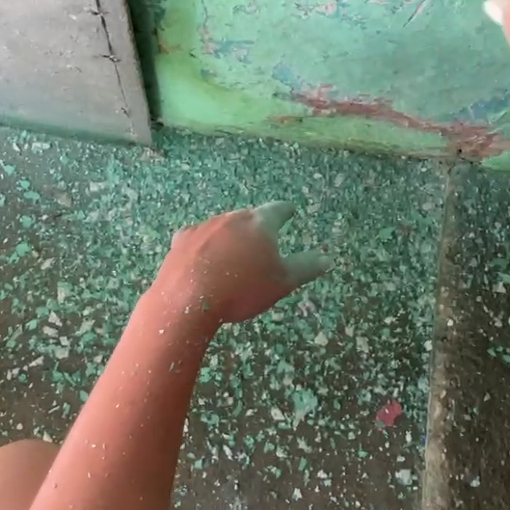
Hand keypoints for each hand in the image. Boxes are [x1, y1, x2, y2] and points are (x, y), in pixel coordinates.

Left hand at [150, 203, 332, 324]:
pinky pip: (198, 239)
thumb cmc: (242, 289)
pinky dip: (204, 246)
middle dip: (256, 226)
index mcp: (260, 223)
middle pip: (249, 217)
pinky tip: (202, 259)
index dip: (286, 211)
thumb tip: (328, 258)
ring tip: (233, 255)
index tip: (290, 211)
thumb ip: (306, 267)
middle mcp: (232, 217)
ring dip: (230, 236)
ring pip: (223, 226)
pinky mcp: (182, 240)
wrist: (187, 300)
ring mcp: (204, 226)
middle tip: (262, 239)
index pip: (278, 209)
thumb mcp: (282, 282)